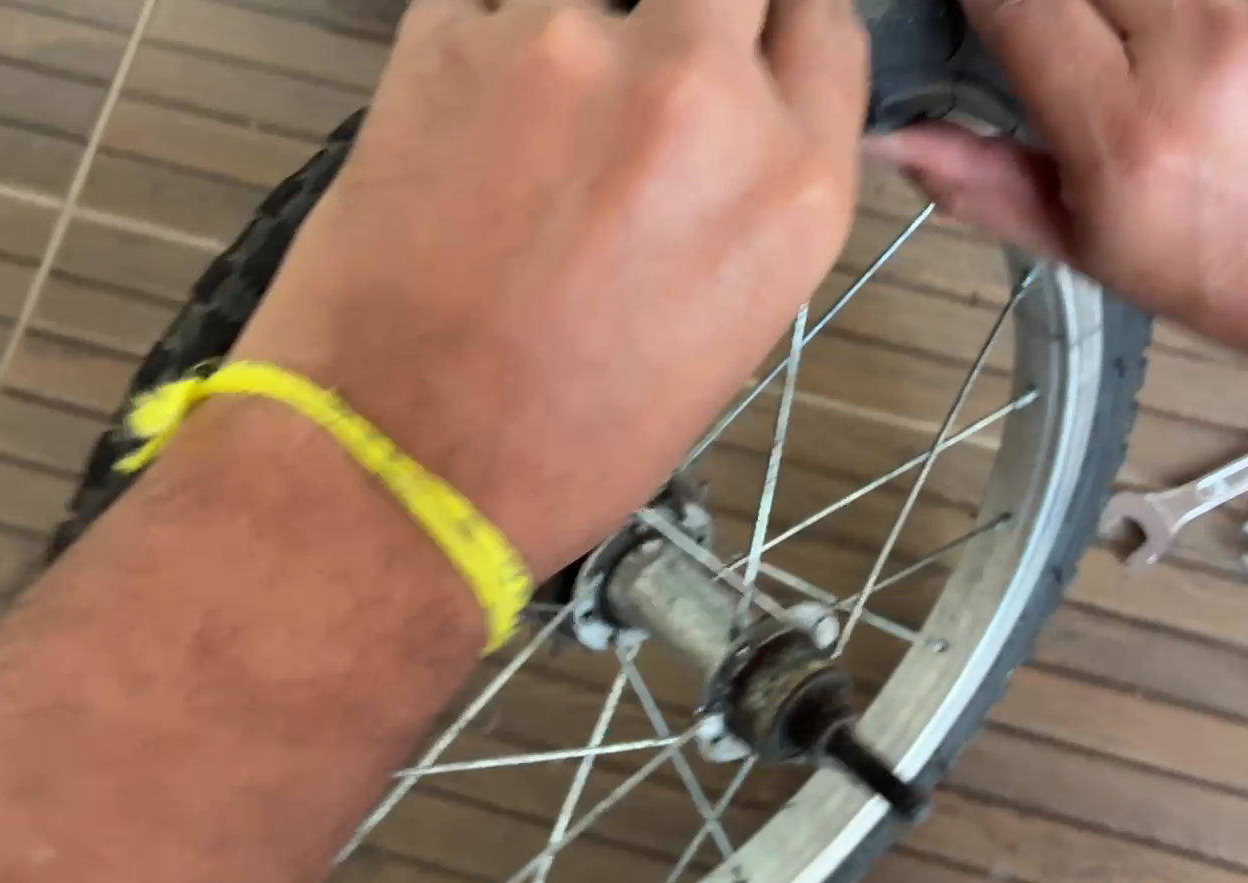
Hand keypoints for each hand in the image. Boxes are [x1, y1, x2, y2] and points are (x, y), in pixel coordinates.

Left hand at [231, 0, 866, 575]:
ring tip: (549, 129)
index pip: (827, 31)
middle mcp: (705, 106)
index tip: (752, 47)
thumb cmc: (580, 443)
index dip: (787, 31)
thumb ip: (745, 212)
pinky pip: (496, 1)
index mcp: (791, 197)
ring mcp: (577, 56)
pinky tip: (482, 137)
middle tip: (662, 58)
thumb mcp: (723, 338)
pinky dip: (496, 48)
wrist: (420, 471)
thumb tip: (732, 141)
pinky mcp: (452, 39)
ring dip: (588, 37)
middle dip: (705, 8)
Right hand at [867, 0, 1247, 370]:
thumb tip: (892, 136)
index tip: (966, 8)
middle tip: (1034, 18)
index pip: (1016, 1)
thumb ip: (980, 183)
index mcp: (1123, 136)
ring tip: (1097, 22)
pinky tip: (1164, 17)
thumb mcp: (1081, 250)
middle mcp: (1201, 43)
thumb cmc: (1217, 274)